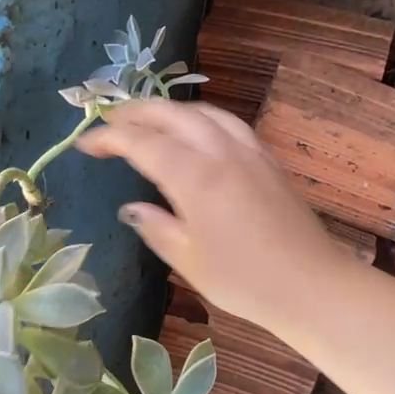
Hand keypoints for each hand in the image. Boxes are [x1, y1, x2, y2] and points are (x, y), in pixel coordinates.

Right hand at [75, 99, 340, 326]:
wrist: (310, 284)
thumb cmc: (244, 280)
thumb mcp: (188, 260)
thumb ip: (156, 226)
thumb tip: (132, 208)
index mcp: (195, 175)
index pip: (142, 143)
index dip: (110, 139)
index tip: (85, 145)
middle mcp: (221, 151)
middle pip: (173, 115)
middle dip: (136, 112)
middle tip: (109, 121)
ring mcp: (249, 151)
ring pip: (204, 113)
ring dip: (170, 110)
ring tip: (148, 119)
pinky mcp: (268, 160)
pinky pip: (228, 123)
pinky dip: (202, 118)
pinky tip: (197, 132)